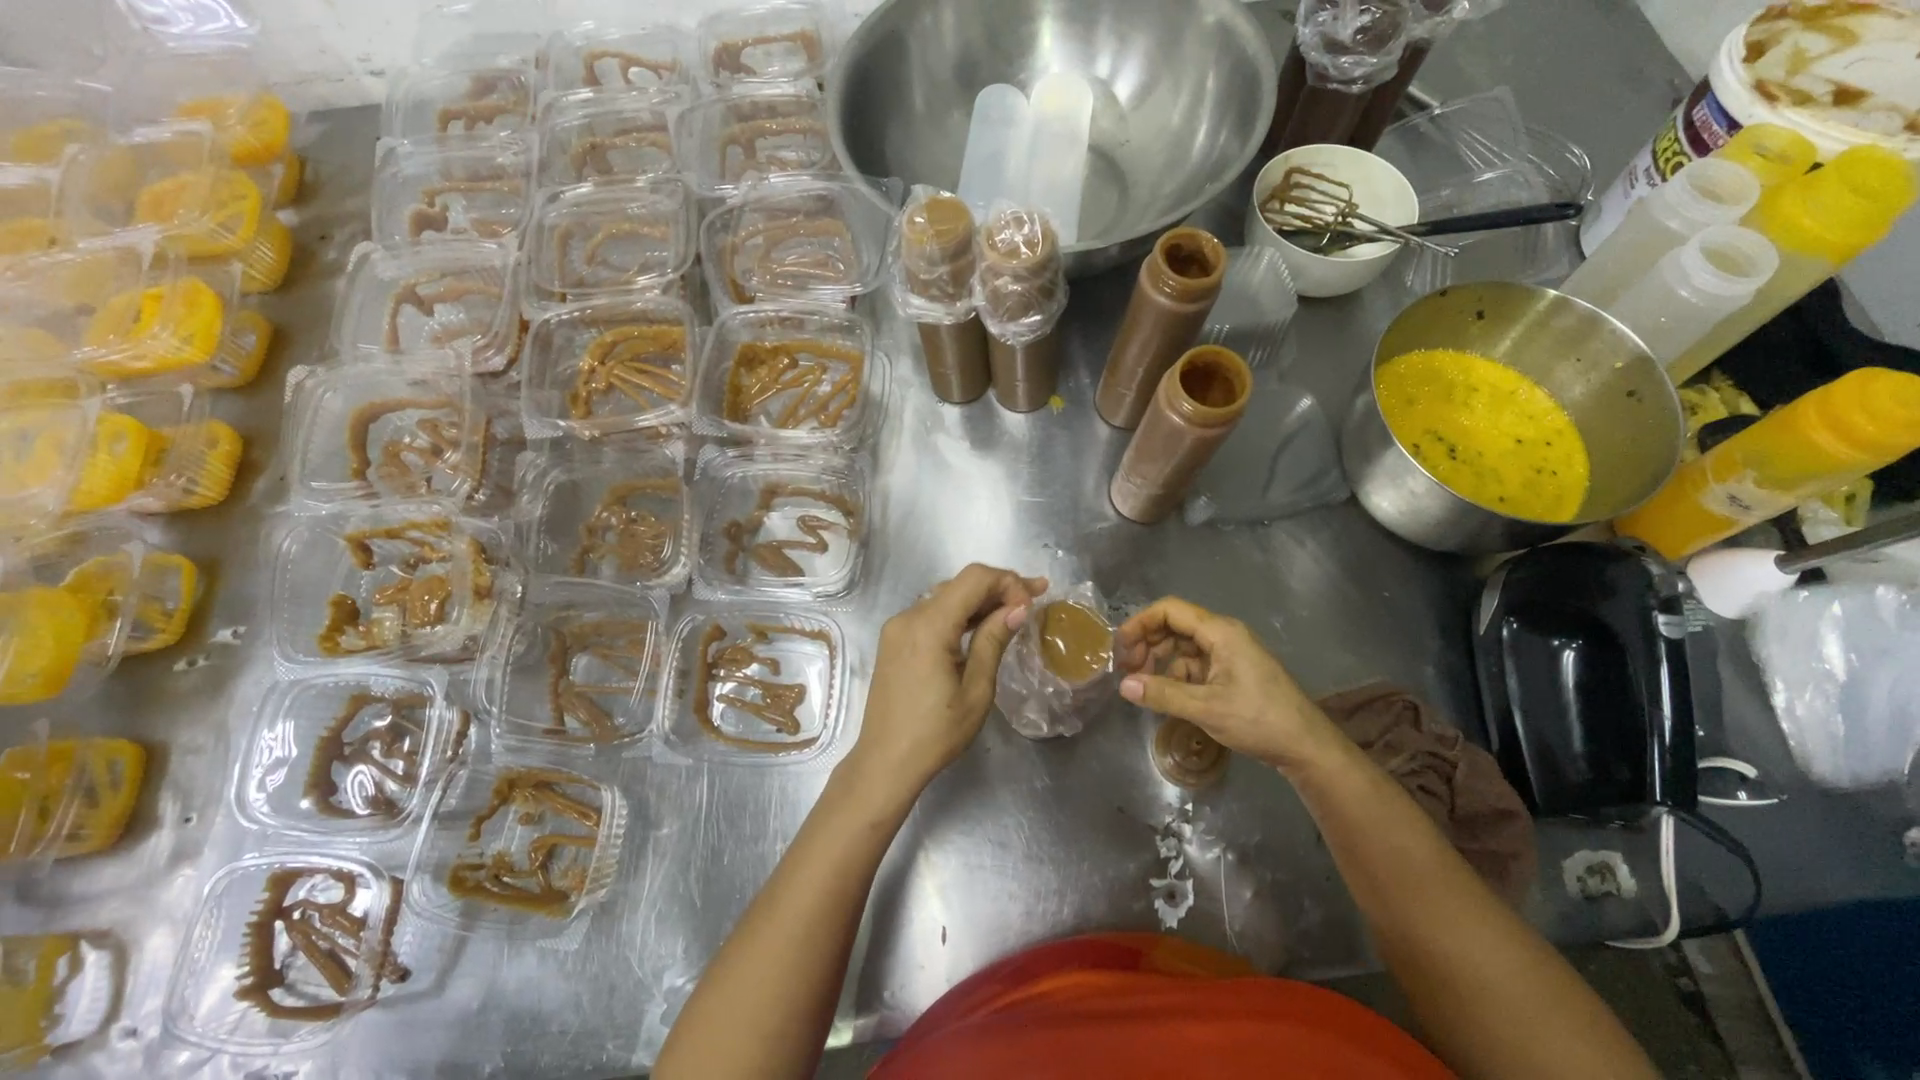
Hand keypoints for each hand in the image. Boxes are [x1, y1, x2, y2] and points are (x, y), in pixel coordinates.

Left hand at [853, 564, 1047, 787]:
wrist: (885, 762)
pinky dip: (958, 614)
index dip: (1008, 581)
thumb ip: (994, 641)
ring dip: (979, 600)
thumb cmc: (936, 734)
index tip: (1033, 600)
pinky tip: (981, 628)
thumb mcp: (976, 690)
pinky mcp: (894, 641)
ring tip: (1013, 612)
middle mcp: (908, 616)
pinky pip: (931, 614)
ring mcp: (897, 628)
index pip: (974, 578)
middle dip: (997, 588)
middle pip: (959, 584)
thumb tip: (1018, 608)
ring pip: (945, 596)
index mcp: (928, 626)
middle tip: (1033, 600)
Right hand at [1115, 597, 1342, 774]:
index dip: (1140, 624)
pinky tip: (1167, 698)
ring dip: (1160, 662)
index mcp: (1220, 632)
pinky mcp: (1232, 673)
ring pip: (1183, 647)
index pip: (1170, 610)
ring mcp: (1229, 654)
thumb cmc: (1259, 720)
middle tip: (1128, 672)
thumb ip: (1163, 694)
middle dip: (1147, 644)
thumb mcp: (1206, 709)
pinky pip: (1195, 665)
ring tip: (1143, 687)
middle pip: (1175, 626)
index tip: (1119, 649)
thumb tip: (1124, 686)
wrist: (1305, 745)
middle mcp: (1224, 635)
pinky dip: (1177, 676)